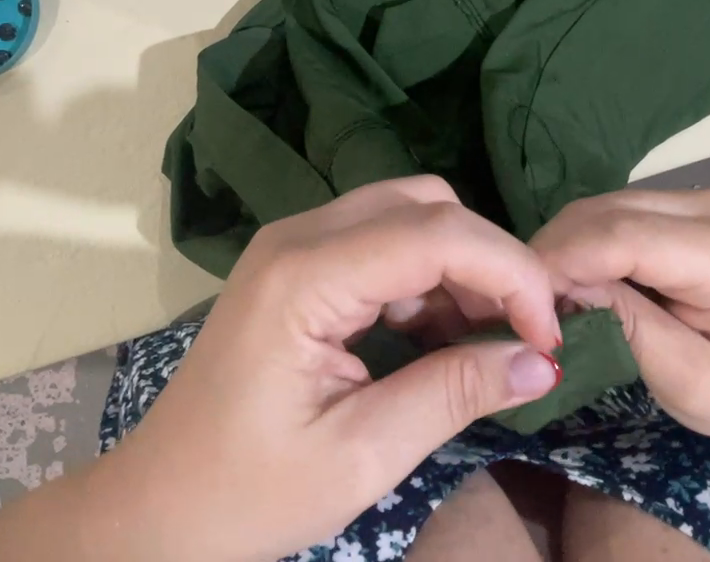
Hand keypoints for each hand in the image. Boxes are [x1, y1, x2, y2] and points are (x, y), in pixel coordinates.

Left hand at [82, 176, 562, 561]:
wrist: (160, 504)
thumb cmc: (249, 492)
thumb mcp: (361, 455)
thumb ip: (452, 393)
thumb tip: (542, 362)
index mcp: (303, 276)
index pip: (433, 232)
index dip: (508, 272)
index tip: (549, 336)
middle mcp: (299, 236)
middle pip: (423, 205)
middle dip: (488, 260)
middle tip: (524, 335)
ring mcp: (295, 244)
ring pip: (408, 214)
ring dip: (461, 266)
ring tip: (489, 340)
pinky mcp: (300, 263)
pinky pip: (382, 241)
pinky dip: (427, 277)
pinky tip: (442, 333)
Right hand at [530, 187, 709, 469]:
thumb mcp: (692, 386)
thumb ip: (630, 330)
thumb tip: (564, 285)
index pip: (627, 238)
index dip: (565, 260)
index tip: (521, 300)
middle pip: (608, 214)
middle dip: (556, 254)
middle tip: (524, 305)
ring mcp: (699, 199)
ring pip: (602, 208)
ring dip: (565, 248)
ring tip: (546, 297)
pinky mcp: (681, 205)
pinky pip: (612, 214)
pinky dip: (583, 244)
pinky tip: (574, 280)